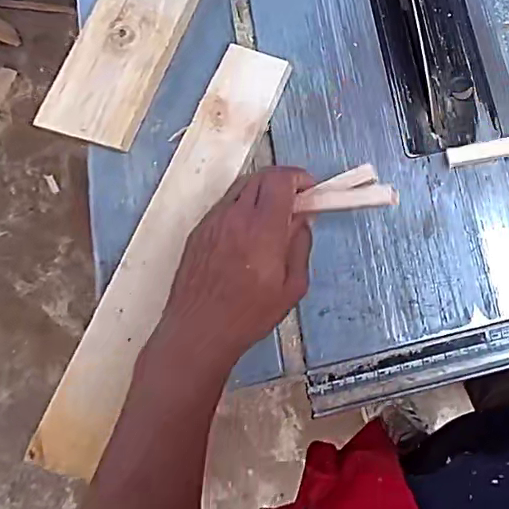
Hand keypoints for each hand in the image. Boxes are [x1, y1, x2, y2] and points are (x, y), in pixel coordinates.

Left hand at [150, 167, 314, 370]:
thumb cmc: (245, 315)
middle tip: (297, 200)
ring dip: (263, 192)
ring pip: (242, 187)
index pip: (281, 180)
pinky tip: (250, 231)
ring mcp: (213, 223)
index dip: (300, 178)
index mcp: (263, 229)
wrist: (198, 332)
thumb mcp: (293, 286)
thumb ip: (300, 246)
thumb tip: (303, 222)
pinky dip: (243, 206)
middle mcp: (235, 218)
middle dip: (284, 181)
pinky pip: (225, 205)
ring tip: (274, 216)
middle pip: (261, 176)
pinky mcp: (199, 232)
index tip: (310, 189)